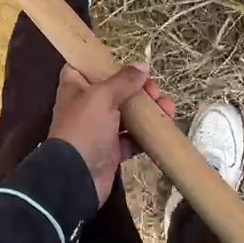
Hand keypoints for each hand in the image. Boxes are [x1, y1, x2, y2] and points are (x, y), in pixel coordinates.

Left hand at [48, 64, 174, 205]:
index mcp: (76, 87)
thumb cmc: (84, 129)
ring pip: (127, 113)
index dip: (104, 62)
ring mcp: (99, 129)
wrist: (76, 180)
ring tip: (167, 108)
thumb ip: (123, 81)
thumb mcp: (102, 97)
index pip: (85, 66)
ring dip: (147, 110)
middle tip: (155, 91)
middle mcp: (86, 105)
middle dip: (137, 88)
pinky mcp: (111, 150)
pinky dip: (146, 135)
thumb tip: (142, 66)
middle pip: (114, 89)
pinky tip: (161, 131)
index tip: (126, 62)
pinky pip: (132, 139)